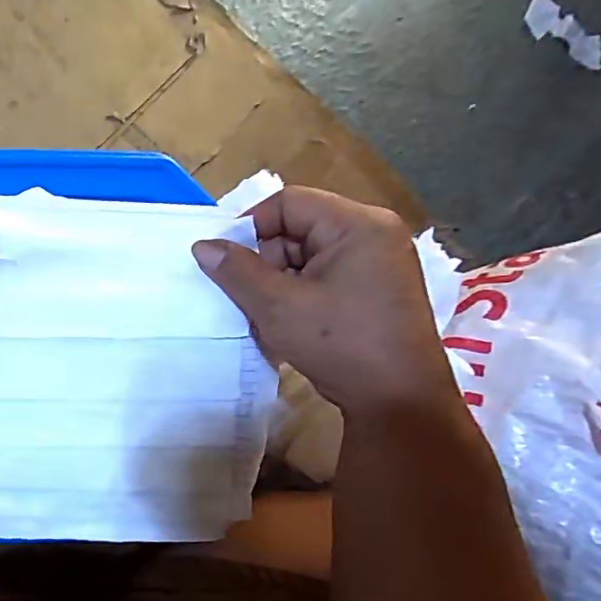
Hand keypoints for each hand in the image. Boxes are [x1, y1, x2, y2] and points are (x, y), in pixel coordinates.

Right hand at [193, 186, 456, 416]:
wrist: (397, 397)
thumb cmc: (339, 342)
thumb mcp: (276, 305)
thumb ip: (236, 270)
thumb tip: (202, 246)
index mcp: (358, 225)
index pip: (288, 203)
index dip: (248, 226)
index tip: (223, 259)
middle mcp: (374, 232)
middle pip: (297, 226)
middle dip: (263, 258)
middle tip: (244, 292)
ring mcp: (378, 260)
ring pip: (306, 253)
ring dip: (276, 278)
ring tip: (263, 311)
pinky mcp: (375, 286)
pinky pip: (322, 273)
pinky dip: (296, 290)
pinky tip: (286, 319)